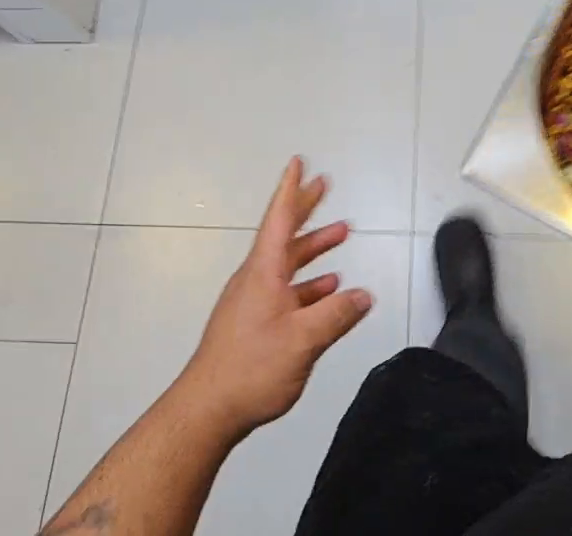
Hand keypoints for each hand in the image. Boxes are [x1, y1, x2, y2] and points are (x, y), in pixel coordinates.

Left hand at [173, 158, 374, 440]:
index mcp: (263, 272)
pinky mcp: (254, 323)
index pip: (279, 219)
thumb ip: (337, 315)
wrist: (207, 410)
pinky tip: (329, 289)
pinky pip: (287, 289)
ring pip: (287, 263)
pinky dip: (309, 283)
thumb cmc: (252, 367)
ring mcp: (253, 301)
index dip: (291, 189)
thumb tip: (364, 295)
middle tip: (324, 184)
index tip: (298, 162)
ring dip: (313, 248)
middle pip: (283, 234)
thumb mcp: (303, 340)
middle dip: (305, 209)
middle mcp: (256, 279)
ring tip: (341, 235)